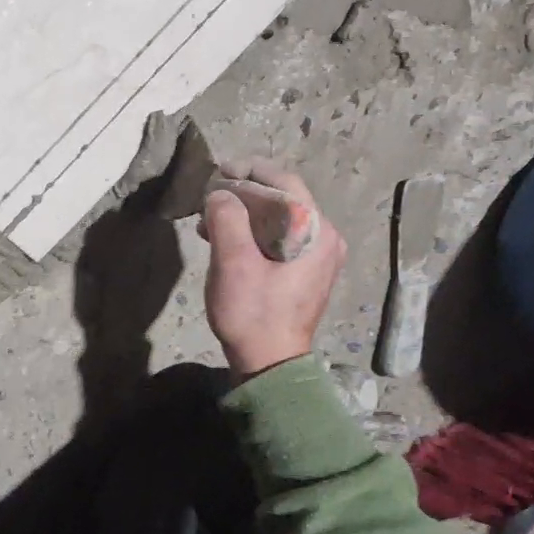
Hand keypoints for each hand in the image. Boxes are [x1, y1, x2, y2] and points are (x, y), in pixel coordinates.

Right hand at [200, 163, 345, 377]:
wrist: (269, 363)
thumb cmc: (253, 313)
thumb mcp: (233, 263)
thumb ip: (227, 219)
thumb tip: (219, 195)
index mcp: (316, 231)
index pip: (286, 183)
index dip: (251, 170)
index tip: (219, 171)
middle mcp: (324, 238)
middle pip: (283, 200)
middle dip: (243, 194)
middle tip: (209, 197)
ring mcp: (317, 257)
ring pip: (278, 219)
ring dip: (244, 214)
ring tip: (209, 220)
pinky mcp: (304, 272)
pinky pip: (279, 238)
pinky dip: (252, 233)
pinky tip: (224, 240)